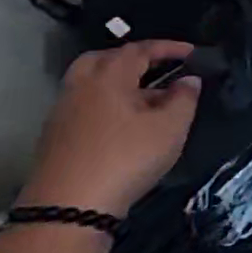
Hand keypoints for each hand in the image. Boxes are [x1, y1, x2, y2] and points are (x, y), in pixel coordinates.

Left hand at [17, 40, 203, 216]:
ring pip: (91, 81)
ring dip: (120, 80)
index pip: (138, 50)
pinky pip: (87, 102)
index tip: (193, 52)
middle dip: (133, 57)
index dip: (167, 47)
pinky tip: (127, 119)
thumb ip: (184, 99)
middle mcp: (81, 87)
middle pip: (104, 59)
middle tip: (160, 66)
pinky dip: (108, 99)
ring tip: (148, 94)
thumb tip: (189, 80)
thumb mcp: (170, 128)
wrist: (69, 205)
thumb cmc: (127, 157)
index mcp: (109, 78)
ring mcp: (64, 111)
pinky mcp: (58, 134)